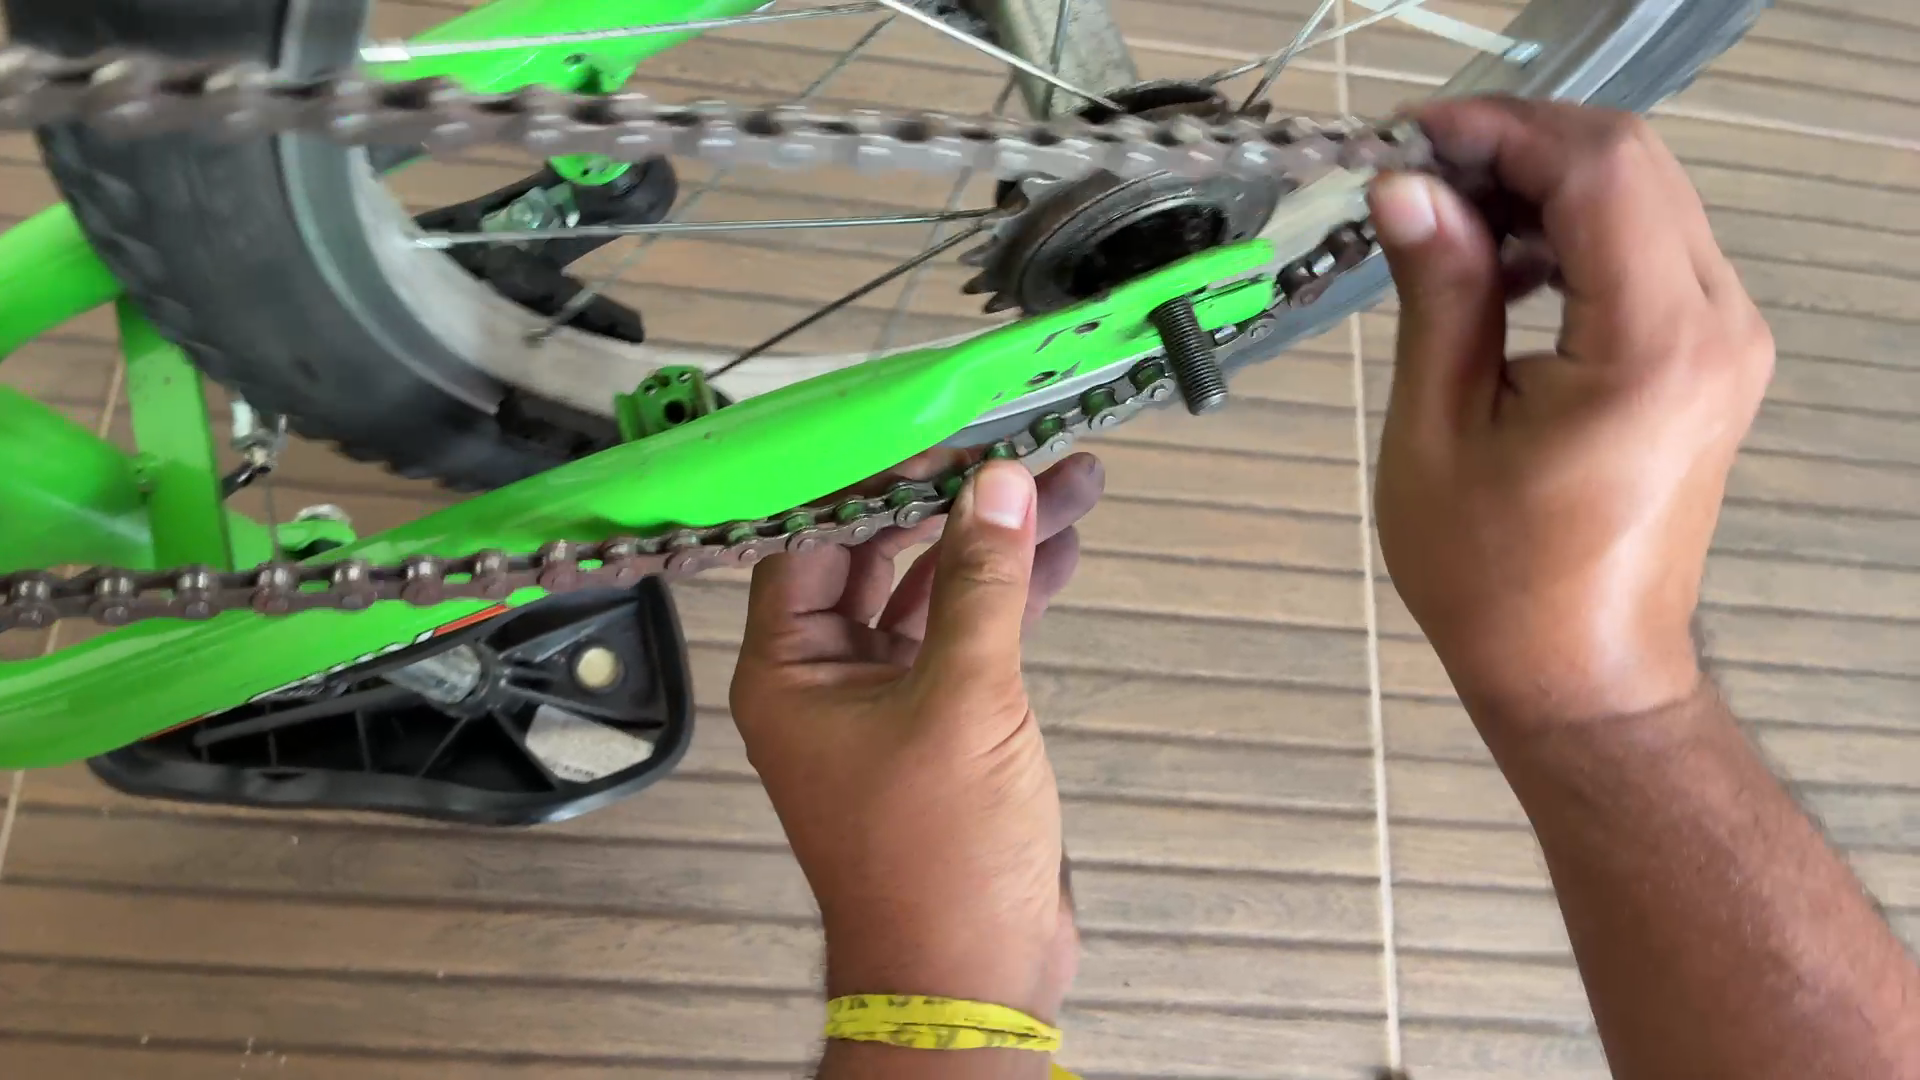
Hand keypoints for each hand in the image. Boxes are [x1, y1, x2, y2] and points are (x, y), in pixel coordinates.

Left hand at [729, 453, 1103, 1021]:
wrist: (976, 974)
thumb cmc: (940, 854)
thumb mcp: (962, 700)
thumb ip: (979, 584)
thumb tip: (997, 485)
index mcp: (791, 666)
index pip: (817, 538)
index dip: (873, 482)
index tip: (940, 437)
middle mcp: (827, 669)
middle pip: (887, 553)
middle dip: (957, 505)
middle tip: (1019, 455)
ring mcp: (888, 687)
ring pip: (939, 588)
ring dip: (1000, 543)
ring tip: (1071, 485)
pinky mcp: (940, 709)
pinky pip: (972, 630)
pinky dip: (1015, 593)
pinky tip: (1063, 551)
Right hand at [1367, 98, 1773, 729]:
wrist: (1574, 665)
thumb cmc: (1483, 568)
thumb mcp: (1435, 429)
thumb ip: (1438, 296)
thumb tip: (1407, 190)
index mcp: (1649, 344)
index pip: (1599, 171)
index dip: (1502, 130)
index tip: (1409, 136)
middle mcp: (1720, 322)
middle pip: (1633, 173)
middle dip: (1516, 151)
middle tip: (1412, 177)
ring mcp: (1728, 341)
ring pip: (1643, 208)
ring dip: (1538, 195)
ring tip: (1439, 229)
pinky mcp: (1709, 362)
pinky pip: (1645, 260)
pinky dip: (1567, 242)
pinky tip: (1497, 277)